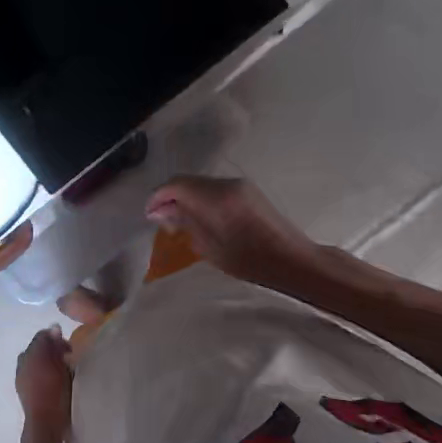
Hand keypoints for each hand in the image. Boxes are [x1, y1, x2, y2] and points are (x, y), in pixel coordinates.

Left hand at [15, 327, 73, 442]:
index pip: (42, 335)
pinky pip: (34, 373)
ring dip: (48, 362)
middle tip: (68, 359)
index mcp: (29, 353)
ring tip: (62, 371)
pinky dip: (43, 372)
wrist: (44, 423)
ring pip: (36, 360)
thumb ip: (55, 344)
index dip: (57, 338)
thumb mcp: (60, 364)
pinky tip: (53, 381)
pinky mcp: (23, 389)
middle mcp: (22, 361)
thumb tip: (54, 327)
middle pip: (38, 348)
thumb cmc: (55, 391)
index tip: (70, 348)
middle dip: (52, 350)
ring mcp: (21, 376)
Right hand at [145, 176, 322, 288]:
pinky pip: (216, 189)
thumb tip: (162, 210)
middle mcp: (227, 183)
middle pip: (188, 181)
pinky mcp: (248, 191)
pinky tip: (202, 218)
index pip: (176, 184)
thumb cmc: (249, 261)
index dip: (158, 197)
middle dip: (171, 197)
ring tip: (181, 222)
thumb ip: (185, 222)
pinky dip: (203, 199)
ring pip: (202, 184)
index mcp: (215, 197)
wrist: (292, 260)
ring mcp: (240, 184)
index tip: (149, 215)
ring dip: (187, 198)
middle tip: (163, 221)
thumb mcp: (209, 247)